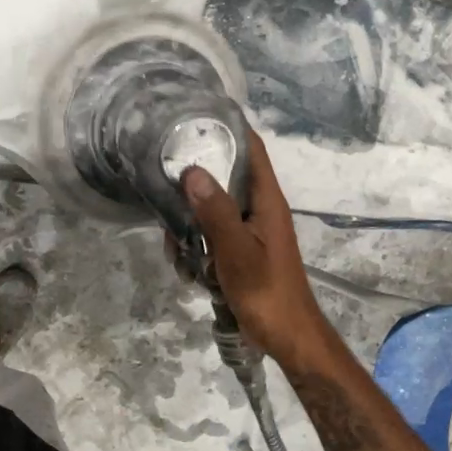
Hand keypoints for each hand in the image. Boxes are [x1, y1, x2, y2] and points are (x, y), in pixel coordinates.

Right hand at [181, 130, 327, 360]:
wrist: (289, 338)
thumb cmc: (267, 293)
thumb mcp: (236, 252)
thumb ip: (214, 211)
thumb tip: (192, 170)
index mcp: (266, 201)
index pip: (251, 148)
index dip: (229, 126)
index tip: (196, 112)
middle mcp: (259, 209)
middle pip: (225, 175)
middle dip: (195, 178)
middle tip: (163, 180)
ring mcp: (250, 231)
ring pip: (213, 208)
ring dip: (190, 221)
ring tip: (174, 244)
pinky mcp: (240, 251)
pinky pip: (212, 235)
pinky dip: (196, 245)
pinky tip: (185, 266)